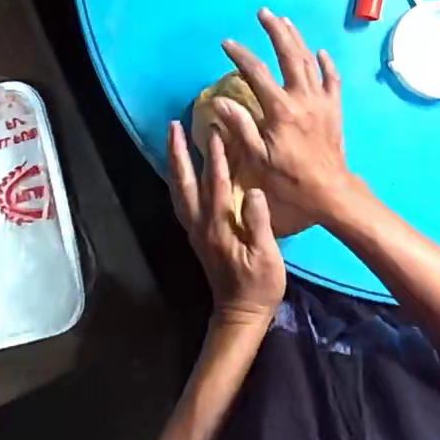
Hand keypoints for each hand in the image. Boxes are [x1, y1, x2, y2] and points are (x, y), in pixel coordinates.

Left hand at [167, 119, 285, 326]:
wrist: (240, 313)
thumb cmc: (259, 285)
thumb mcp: (267, 257)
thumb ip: (259, 224)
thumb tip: (255, 191)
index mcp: (219, 226)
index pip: (216, 184)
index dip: (216, 157)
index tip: (215, 132)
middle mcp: (200, 223)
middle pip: (185, 182)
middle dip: (179, 152)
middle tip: (173, 125)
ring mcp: (194, 229)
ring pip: (178, 189)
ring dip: (174, 162)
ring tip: (172, 139)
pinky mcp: (194, 233)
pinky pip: (180, 199)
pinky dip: (176, 180)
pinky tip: (178, 170)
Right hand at [212, 9, 359, 220]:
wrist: (330, 193)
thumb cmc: (289, 179)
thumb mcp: (258, 158)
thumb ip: (240, 127)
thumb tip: (219, 102)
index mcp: (281, 109)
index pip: (257, 73)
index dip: (240, 55)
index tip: (227, 43)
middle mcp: (303, 98)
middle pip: (289, 55)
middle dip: (275, 31)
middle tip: (263, 13)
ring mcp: (322, 102)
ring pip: (310, 61)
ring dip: (297, 39)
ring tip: (285, 21)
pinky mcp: (335, 109)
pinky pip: (332, 80)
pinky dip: (326, 64)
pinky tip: (320, 52)